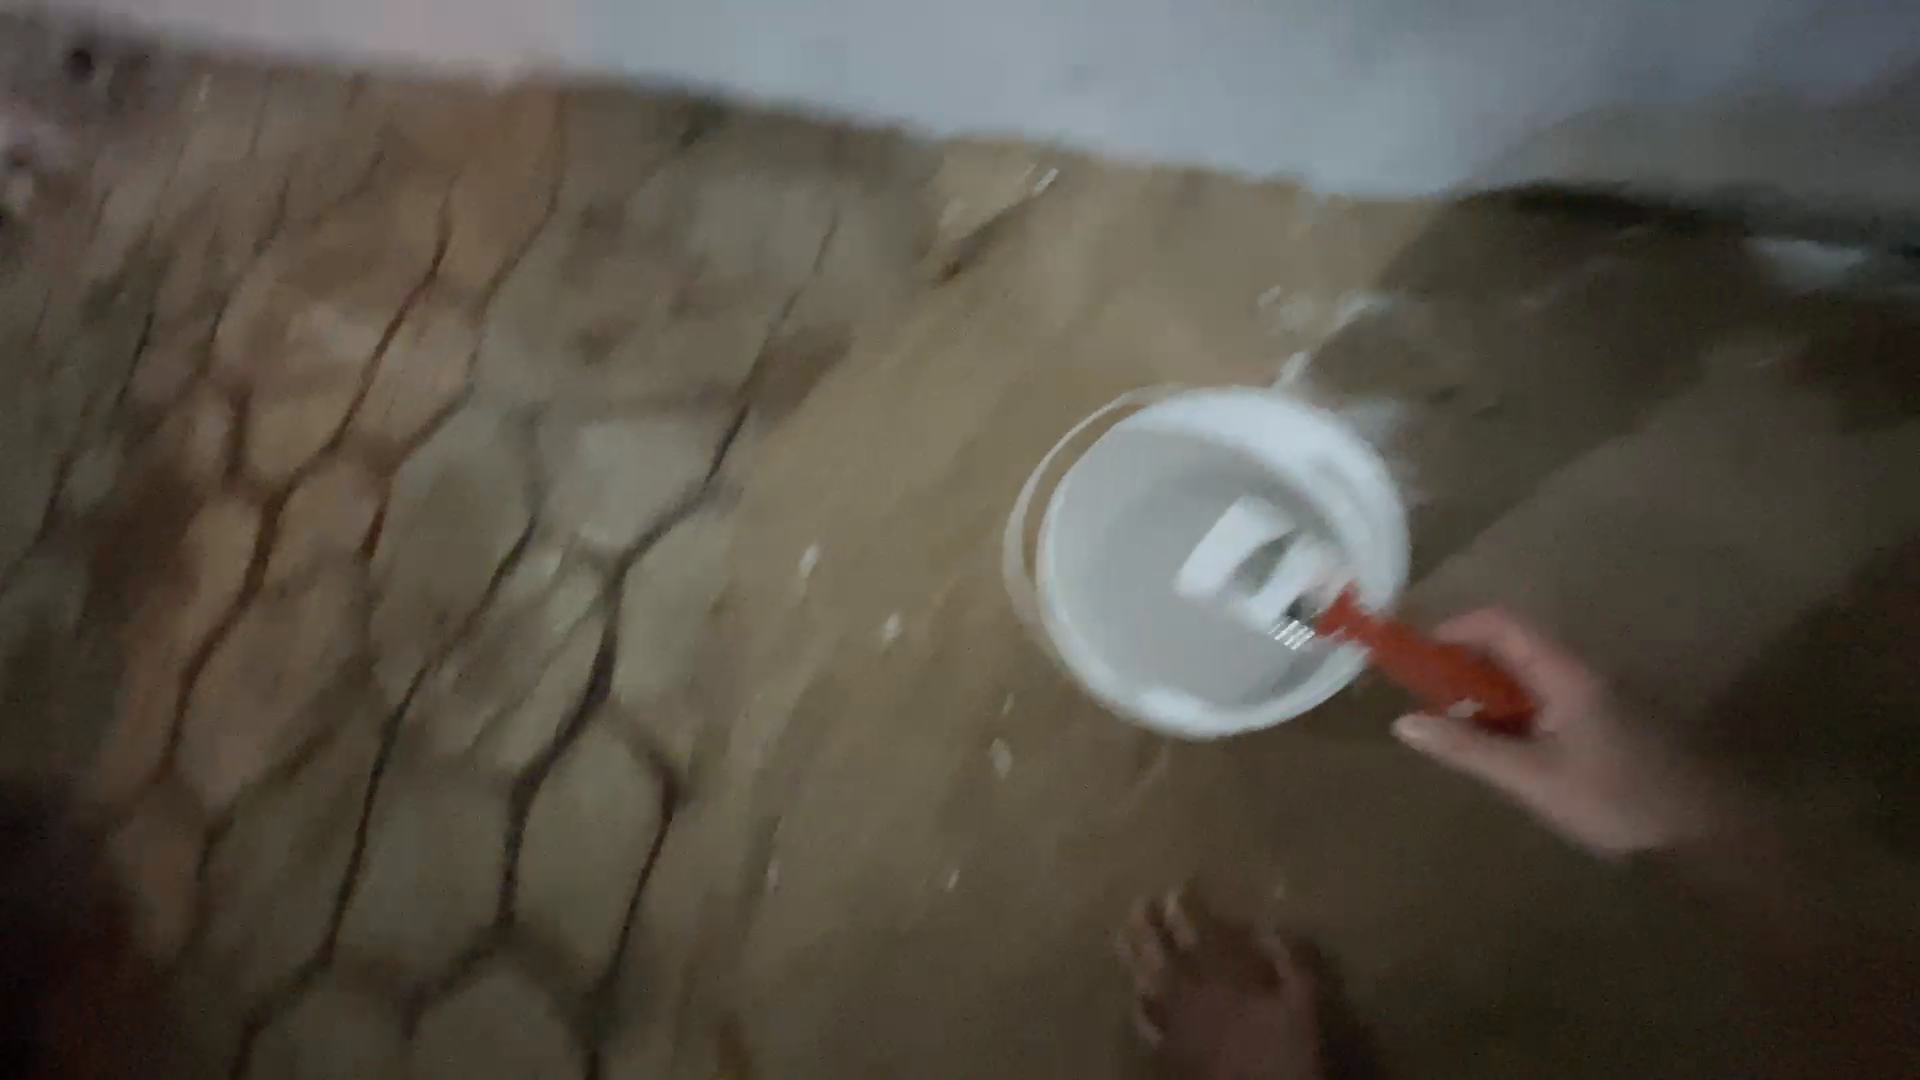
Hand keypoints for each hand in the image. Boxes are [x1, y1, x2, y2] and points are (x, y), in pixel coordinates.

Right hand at [1392, 610, 1721, 857]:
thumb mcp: (1532, 778)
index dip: (1453, 629)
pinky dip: (1510, 713)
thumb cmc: (1622, 804)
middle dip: (1461, 664)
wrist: (1722, 850)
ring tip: (1454, 726)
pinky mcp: (1610, 727)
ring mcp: (1601, 701)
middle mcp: (1584, 675)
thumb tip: (1402, 722)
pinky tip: (1501, 748)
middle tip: (1425, 695)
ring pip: (1527, 677)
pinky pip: (1545, 702)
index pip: (1501, 624)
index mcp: (1568, 674)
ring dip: (1484, 692)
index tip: (1415, 654)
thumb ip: (1466, 747)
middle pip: (1511, 647)